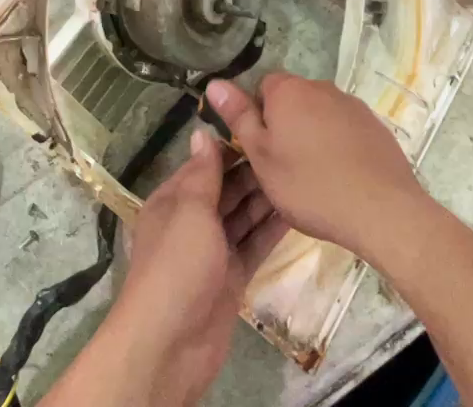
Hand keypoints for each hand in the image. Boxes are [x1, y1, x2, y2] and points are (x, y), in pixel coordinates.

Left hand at [47, 129, 286, 406]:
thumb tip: (202, 132)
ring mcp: (213, 250)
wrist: (170, 344)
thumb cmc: (176, 266)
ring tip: (302, 175)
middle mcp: (192, 220)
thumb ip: (202, 174)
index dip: (232, 148)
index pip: (205, 165)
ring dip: (266, 198)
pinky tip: (297, 212)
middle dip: (254, 173)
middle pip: (226, 190)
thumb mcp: (189, 211)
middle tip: (294, 151)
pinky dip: (271, 229)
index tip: (266, 128)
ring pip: (243, 216)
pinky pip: (254, 244)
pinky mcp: (232, 276)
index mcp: (173, 199)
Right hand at [205, 73, 429, 261]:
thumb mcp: (262, 157)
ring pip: (320, 114)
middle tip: (282, 166)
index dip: (256, 116)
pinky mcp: (376, 126)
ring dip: (313, 134)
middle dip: (285, 124)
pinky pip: (346, 129)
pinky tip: (342, 176)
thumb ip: (238, 117)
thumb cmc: (309, 185)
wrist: (381, 210)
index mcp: (289, 91)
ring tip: (314, 176)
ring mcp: (352, 106)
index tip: (259, 148)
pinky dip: (339, 145)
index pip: (262, 87)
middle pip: (292, 100)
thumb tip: (214, 82)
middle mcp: (321, 88)